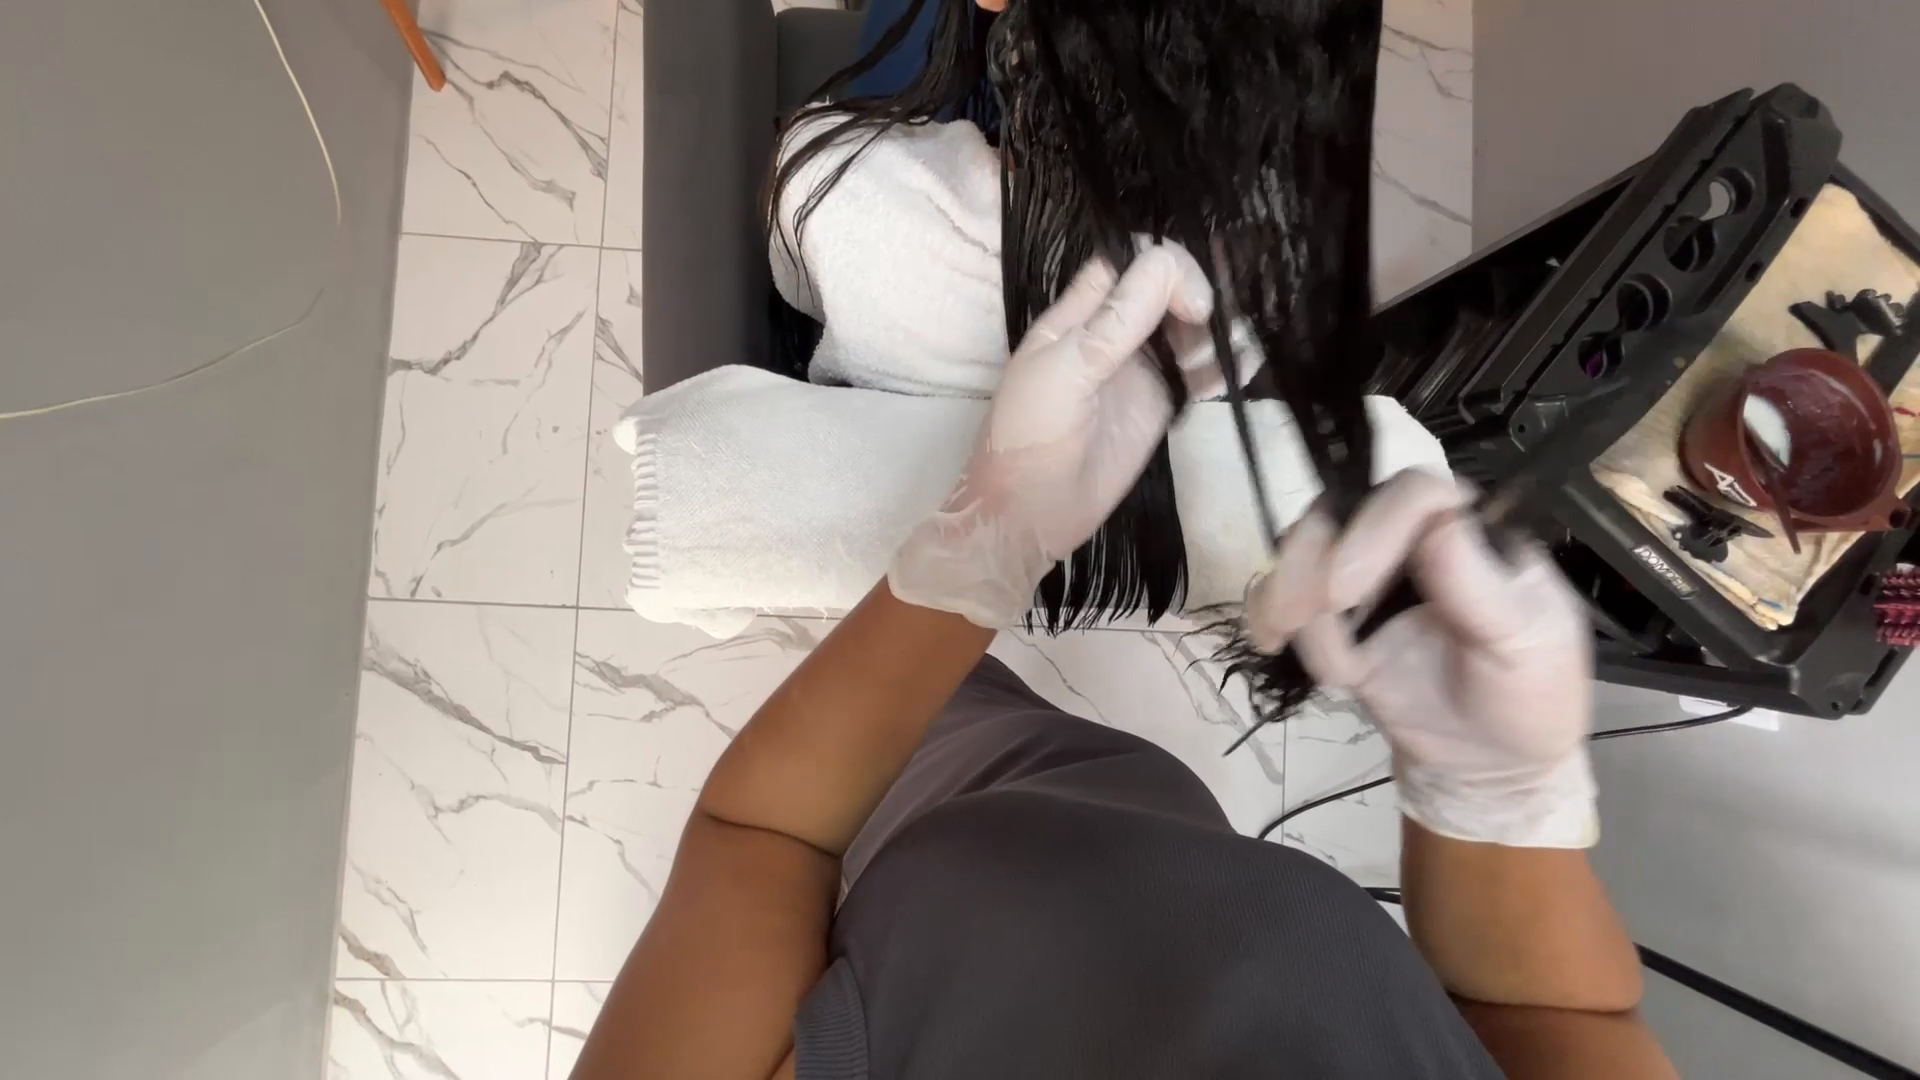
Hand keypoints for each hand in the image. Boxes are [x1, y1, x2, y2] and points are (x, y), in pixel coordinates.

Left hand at [889, 242, 1219, 627]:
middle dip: (1199, 291)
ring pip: (1186, 328)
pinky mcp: (1159, 404)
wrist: (1030, 512)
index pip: (1128, 264)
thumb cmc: (1031, 436)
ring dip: (1214, 329)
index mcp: (1077, 317)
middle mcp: (1112, 334)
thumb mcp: (1066, 372)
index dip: (1163, 265)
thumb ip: (1115, 322)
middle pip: (1166, 289)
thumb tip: (1165, 263)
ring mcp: (1138, 369)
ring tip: (1226, 355)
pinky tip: (1234, 373)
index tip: (1189, 301)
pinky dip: (1220, 366)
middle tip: (1212, 324)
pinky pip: (1196, 373)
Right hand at [1246, 469, 1598, 848]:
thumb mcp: (1526, 648)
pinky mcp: (1324, 606)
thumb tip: (1438, 521)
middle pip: (1336, 512)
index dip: (1369, 531)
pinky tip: (1273, 644)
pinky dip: (1263, 613)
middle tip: (1297, 624)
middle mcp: (1408, 537)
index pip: (1413, 496)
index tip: (1344, 594)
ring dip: (1289, 601)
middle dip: (1307, 569)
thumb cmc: (1525, 700)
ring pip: (1297, 548)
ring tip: (1329, 670)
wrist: (1481, 759)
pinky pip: (1274, 587)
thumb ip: (1481, 588)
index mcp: (1471, 532)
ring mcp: (1360, 569)